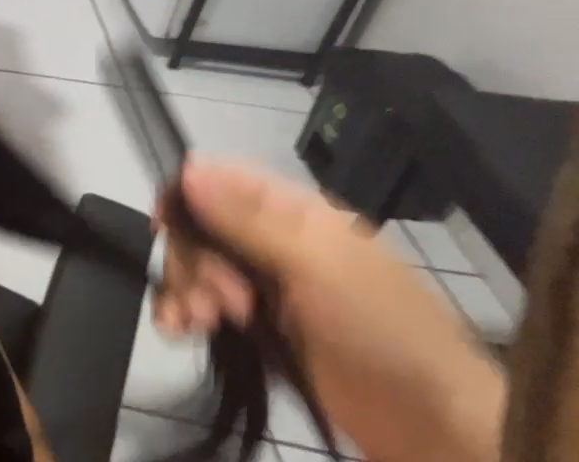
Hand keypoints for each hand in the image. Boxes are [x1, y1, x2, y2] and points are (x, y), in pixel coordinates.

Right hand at [155, 158, 504, 461]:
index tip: (164, 226)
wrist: (430, 423)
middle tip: (219, 300)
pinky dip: (181, 313)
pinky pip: (199, 304)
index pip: (220, 180)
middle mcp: (273, 242)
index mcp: (295, 215)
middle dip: (194, 261)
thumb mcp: (317, 265)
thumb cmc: (382, 330)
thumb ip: (247, 219)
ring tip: (196, 322)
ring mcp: (263, 286)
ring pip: (194, 267)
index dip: (184, 195)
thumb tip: (186, 170)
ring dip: (184, 290)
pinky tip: (179, 329)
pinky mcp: (254, 327)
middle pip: (198, 228)